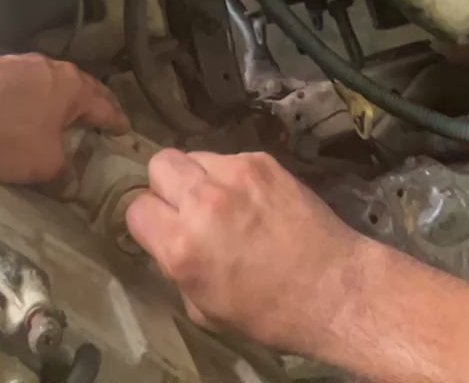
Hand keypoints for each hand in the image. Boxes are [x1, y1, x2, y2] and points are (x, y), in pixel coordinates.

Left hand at [0, 54, 129, 185]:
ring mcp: (16, 63)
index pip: (102, 103)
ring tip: (57, 110)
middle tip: (99, 113)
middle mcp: (48, 67)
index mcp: (70, 86)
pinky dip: (25, 96)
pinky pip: (17, 82)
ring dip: (54, 96)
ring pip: (45, 80)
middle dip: (89, 100)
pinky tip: (16, 108)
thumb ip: (62, 174)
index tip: (125, 127)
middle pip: (76, 84)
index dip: (115, 118)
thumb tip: (73, 187)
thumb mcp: (42, 164)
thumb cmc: (8, 135)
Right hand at [125, 149, 372, 353]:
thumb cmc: (269, 312)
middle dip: (166, 184)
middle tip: (186, 206)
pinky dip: (232, 176)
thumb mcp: (204, 308)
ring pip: (195, 155)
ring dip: (200, 177)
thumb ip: (176, 266)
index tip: (160, 228)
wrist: (332, 287)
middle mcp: (203, 201)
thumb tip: (167, 239)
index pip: (136, 207)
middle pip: (160, 163)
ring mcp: (235, 173)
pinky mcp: (262, 160)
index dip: (147, 220)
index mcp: (183, 246)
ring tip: (223, 202)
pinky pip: (230, 158)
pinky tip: (252, 199)